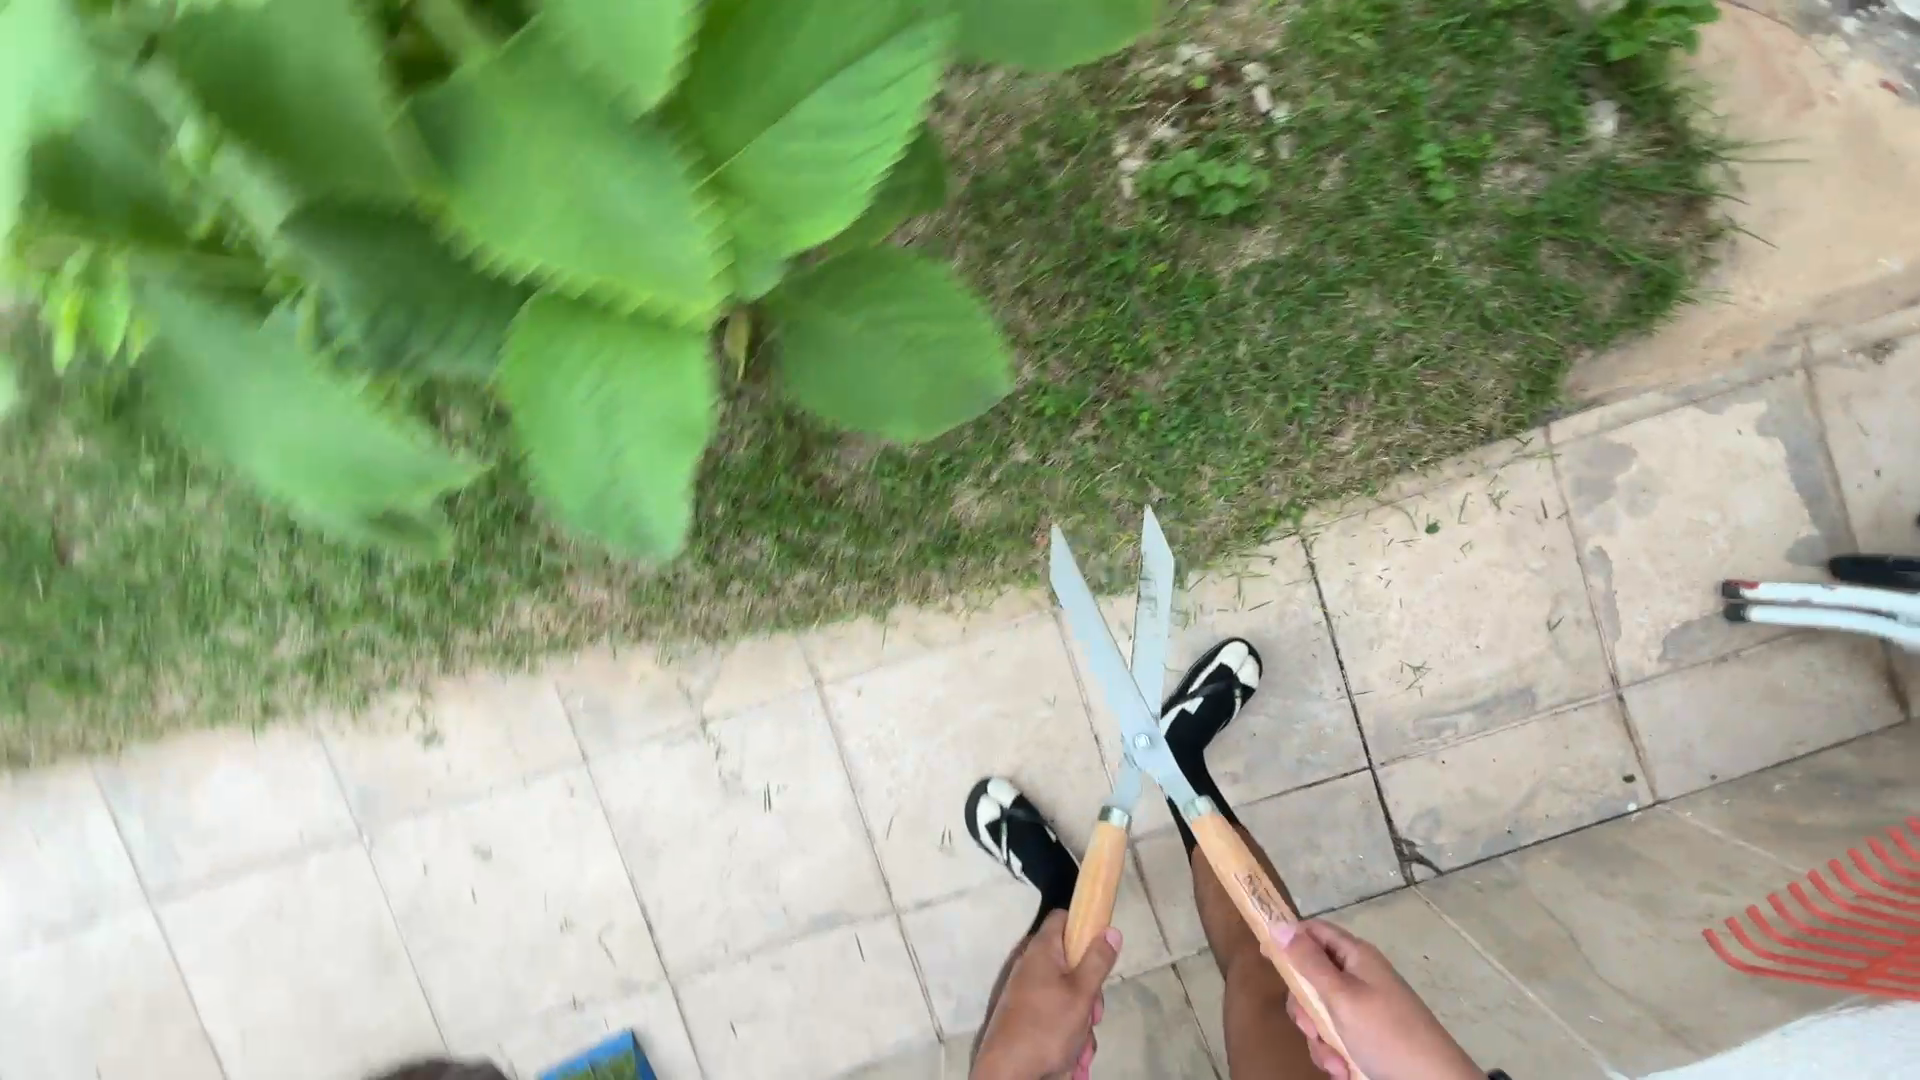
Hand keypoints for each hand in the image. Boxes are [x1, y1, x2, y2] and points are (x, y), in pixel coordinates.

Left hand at [972, 911, 1120, 1079]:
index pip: (1064, 918)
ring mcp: (1029, 992)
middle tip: (1094, 1015)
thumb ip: (1097, 961)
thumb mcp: (1081, 993)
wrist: (1008, 1073)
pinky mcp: (1028, 1017)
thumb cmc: (1046, 1026)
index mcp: (1042, 949)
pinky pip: (1057, 1017)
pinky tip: (1072, 1060)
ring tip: (1081, 1049)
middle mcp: (1033, 965)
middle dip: (1090, 993)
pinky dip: (1069, 1036)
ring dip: (1082, 1023)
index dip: (1085, 926)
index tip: (1102, 949)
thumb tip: (1110, 929)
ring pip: (1069, 996)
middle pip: (1072, 963)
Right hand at [1271, 919, 1481, 1079]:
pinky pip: (1335, 1039)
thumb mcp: (1341, 997)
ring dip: (1320, 1039)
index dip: (1288, 938)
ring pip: (1319, 1013)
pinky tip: (1347, 1073)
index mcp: (1356, 958)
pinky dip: (1335, 1056)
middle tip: (1312, 1027)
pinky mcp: (1367, 1041)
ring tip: (1337, 1063)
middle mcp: (1358, 978)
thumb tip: (1277, 923)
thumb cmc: (1388, 1036)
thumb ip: (1306, 961)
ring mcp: (1364, 1011)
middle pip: (1310, 977)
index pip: (1313, 931)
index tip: (1265, 956)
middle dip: (1305, 1007)